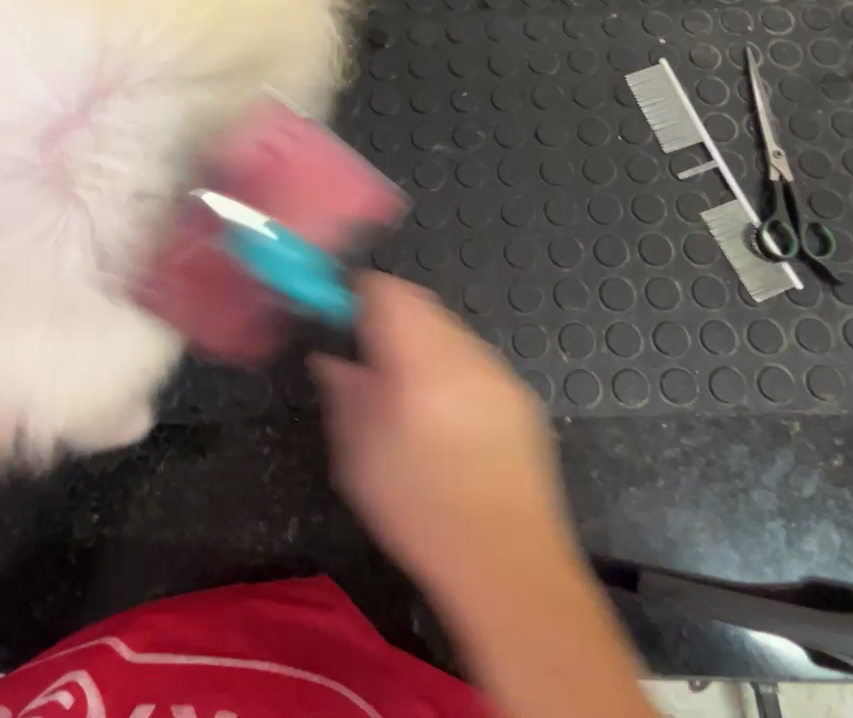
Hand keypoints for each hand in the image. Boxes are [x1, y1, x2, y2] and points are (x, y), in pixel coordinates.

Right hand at [310, 274, 576, 601]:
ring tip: (402, 392)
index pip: (384, 291)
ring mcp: (500, 372)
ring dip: (421, 343)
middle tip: (363, 357)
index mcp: (418, 358)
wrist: (505, 561)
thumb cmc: (417, 509)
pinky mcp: (522, 397)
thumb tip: (330, 359)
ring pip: (450, 332)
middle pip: (420, 304)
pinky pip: (476, 362)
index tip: (335, 316)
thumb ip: (342, 391)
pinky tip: (443, 415)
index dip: (355, 294)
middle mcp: (465, 352)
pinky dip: (451, 368)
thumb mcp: (357, 454)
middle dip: (388, 318)